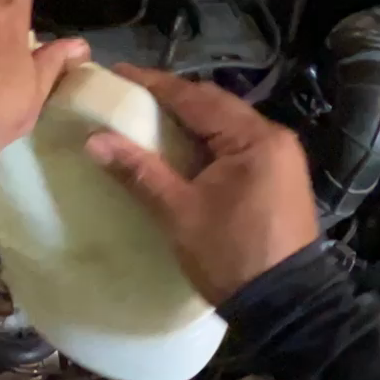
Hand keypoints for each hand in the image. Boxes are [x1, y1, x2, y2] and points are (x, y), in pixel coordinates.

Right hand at [84, 65, 318, 304]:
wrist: (285, 306)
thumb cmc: (231, 255)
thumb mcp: (179, 212)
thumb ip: (139, 171)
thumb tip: (94, 140)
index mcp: (254, 139)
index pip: (196, 98)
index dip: (155, 84)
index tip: (119, 73)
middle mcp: (273, 139)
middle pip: (214, 107)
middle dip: (172, 99)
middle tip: (129, 96)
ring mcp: (279, 160)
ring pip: (225, 127)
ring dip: (189, 122)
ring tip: (148, 120)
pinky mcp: (277, 180)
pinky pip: (235, 148)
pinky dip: (205, 143)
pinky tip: (180, 151)